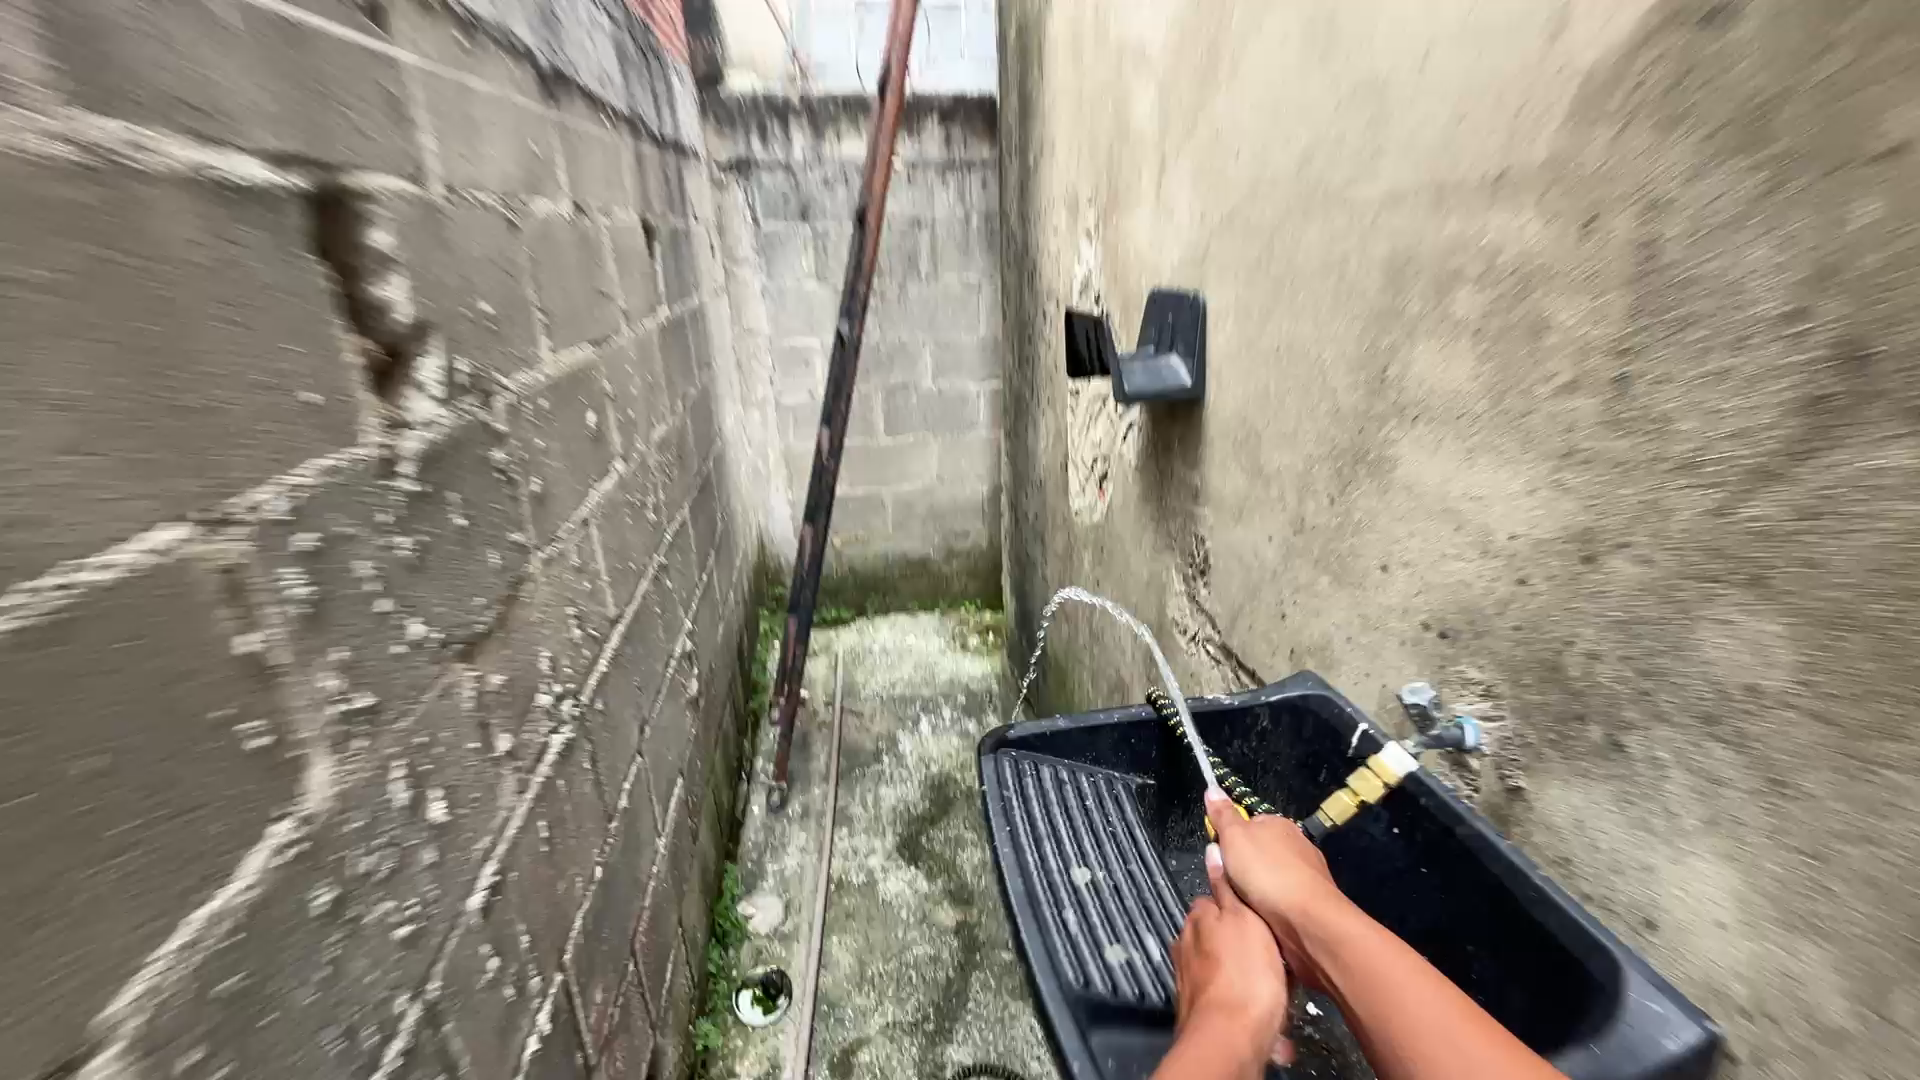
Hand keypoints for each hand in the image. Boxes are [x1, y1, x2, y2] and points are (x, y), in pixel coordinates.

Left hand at [1168, 844, 1293, 1067]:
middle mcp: (1186, 943)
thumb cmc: (1246, 973)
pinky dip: (1246, 1009)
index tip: (1267, 928)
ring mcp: (1190, 977)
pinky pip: (1229, 1002)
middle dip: (1248, 952)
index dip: (1246, 914)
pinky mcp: (1199, 1009)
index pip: (1218, 902)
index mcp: (1198, 918)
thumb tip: (1212, 850)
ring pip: (1228, 972)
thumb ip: (1227, 886)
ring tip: (1274, 998)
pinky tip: (1269, 1026)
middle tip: (1275, 968)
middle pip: (1223, 939)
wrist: (1230, 1038)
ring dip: (1250, 983)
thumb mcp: (1245, 918)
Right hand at [1204, 789, 1351, 982]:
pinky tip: (1265, 914)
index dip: (1230, 838)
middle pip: (1259, 851)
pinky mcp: (1313, 901)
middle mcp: (1297, 844)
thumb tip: (1212, 787)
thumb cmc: (1267, 873)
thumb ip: (1222, 814)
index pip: (1248, 823)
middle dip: (1244, 865)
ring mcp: (1309, 873)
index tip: (1221, 854)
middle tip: (1230, 880)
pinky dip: (1274, 904)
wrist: (1310, 921)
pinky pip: (1284, 898)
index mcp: (1278, 824)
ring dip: (1260, 887)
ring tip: (1245, 901)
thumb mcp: (1234, 837)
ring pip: (1272, 876)